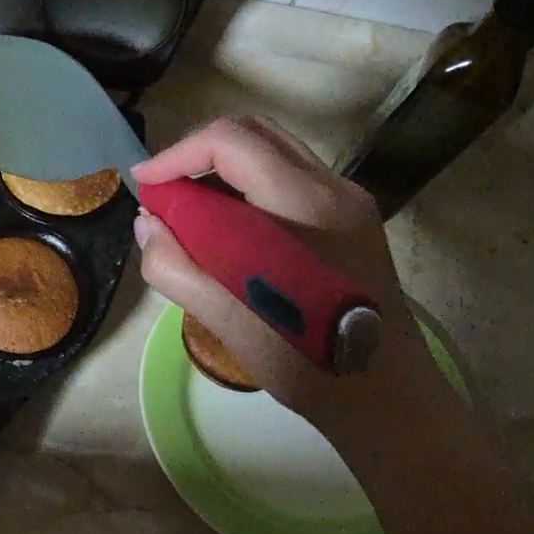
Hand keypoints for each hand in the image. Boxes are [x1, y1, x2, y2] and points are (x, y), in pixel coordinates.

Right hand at [131, 116, 446, 423]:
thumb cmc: (307, 361)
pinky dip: (246, 188)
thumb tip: (146, 224)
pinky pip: (288, 180)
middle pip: (254, 133)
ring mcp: (347, 203)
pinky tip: (227, 230)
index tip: (144, 184)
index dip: (177, 154)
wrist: (389, 400)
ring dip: (221, 169)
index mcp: (305, 204)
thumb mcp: (228, 321)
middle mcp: (332, 188)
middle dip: (197, 153)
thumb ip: (176, 266)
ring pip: (272, 153)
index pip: (230, 141)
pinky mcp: (351, 222)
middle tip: (164, 190)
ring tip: (188, 210)